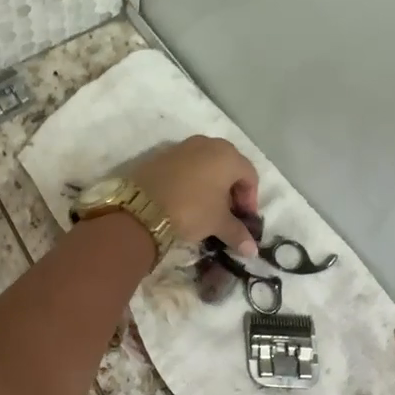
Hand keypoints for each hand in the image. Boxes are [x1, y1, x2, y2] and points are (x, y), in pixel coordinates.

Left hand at [125, 136, 259, 256]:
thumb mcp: (218, 222)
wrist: (142, 205)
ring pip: (207, 164)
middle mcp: (208, 143)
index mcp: (228, 155)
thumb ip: (237, 233)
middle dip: (232, 191)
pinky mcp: (163, 154)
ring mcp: (184, 146)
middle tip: (228, 214)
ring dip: (212, 184)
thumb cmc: (191, 208)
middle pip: (229, 166)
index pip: (250, 176)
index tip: (244, 220)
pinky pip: (187, 165)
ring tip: (207, 208)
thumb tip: (252, 250)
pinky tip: (186, 199)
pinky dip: (192, 180)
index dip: (250, 200)